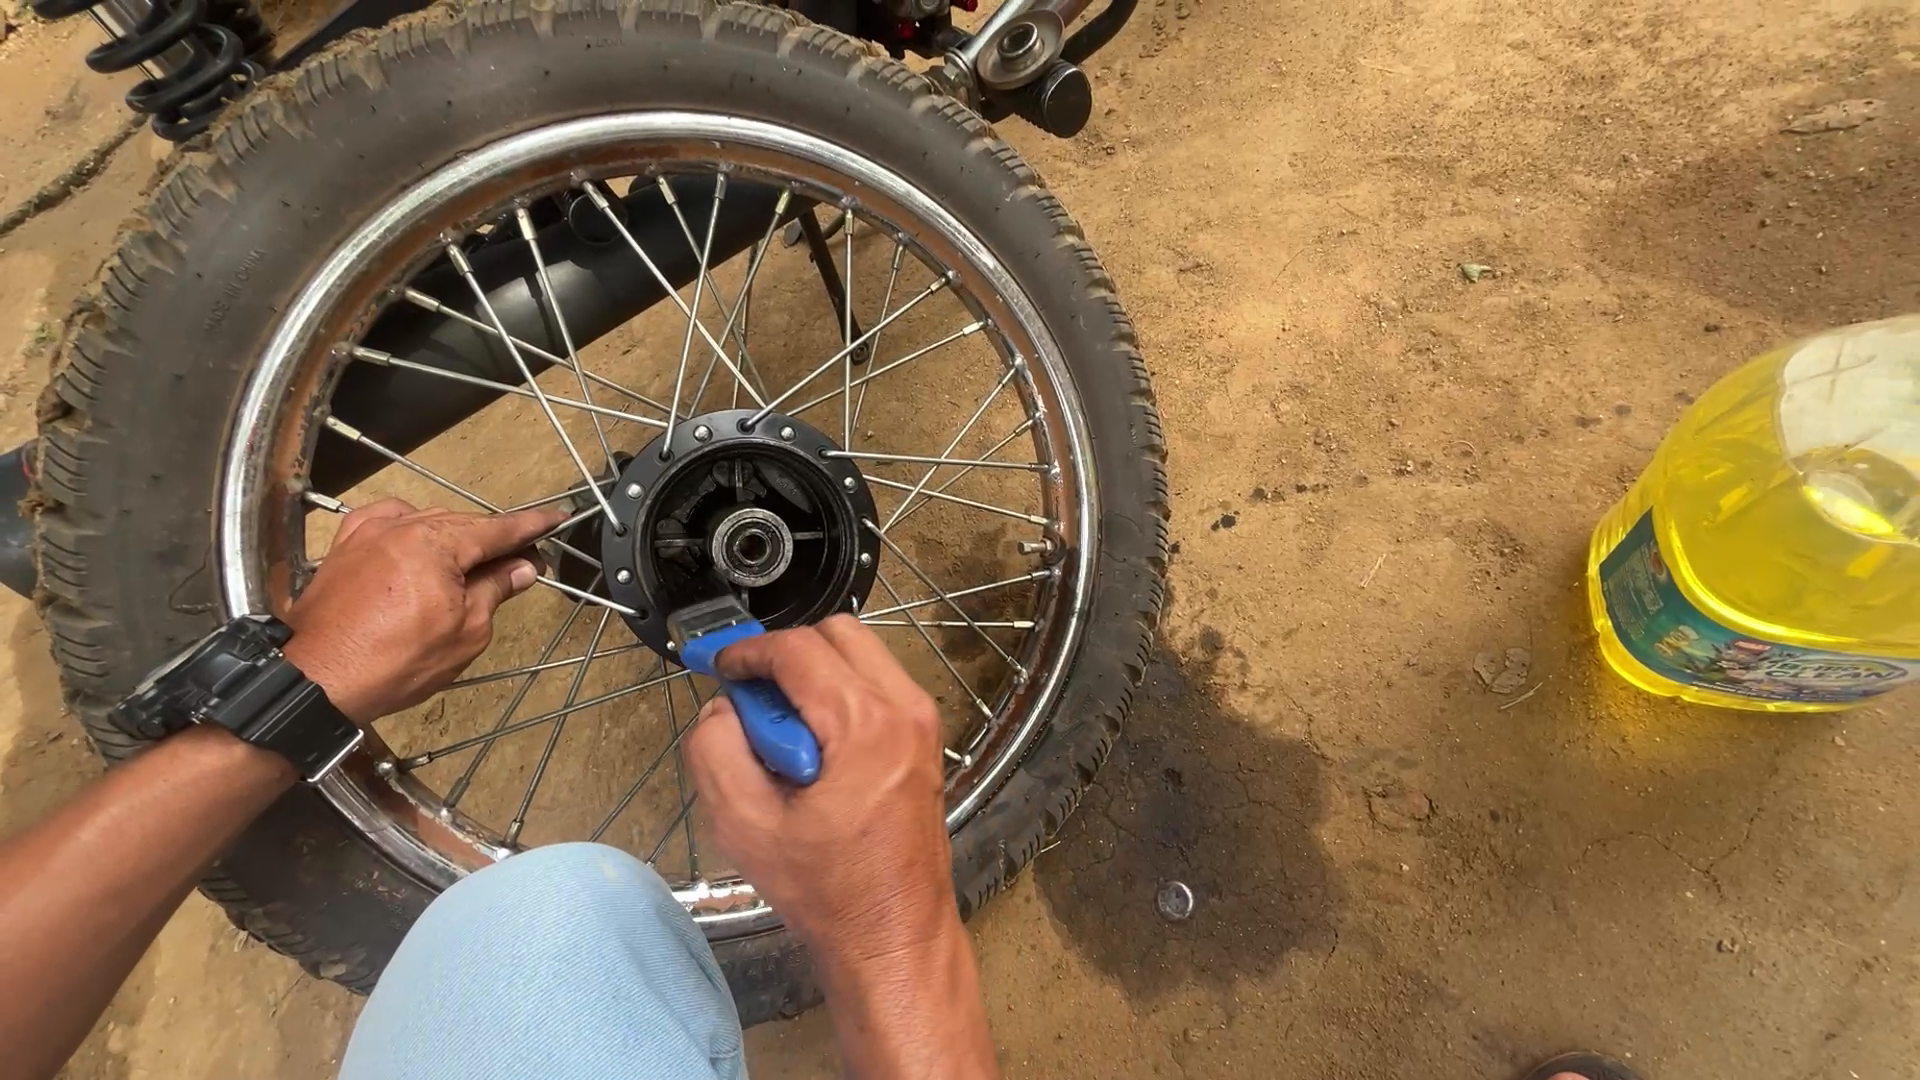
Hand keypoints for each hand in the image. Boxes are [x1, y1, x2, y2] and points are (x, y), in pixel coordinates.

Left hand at [282, 500, 566, 723]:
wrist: (313, 682)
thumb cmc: (394, 661)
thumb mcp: (467, 631)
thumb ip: (496, 590)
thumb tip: (521, 569)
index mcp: (436, 544)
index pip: (499, 529)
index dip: (533, 525)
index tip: (558, 518)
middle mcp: (401, 528)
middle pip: (466, 525)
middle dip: (496, 541)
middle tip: (522, 564)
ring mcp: (368, 534)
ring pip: (430, 522)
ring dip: (458, 538)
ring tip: (475, 564)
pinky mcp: (344, 548)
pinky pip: (388, 522)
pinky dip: (413, 526)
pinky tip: (420, 541)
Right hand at [685, 616, 952, 967]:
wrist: (895, 931)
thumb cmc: (828, 889)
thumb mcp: (745, 826)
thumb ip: (717, 750)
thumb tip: (724, 707)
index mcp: (864, 723)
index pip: (798, 649)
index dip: (751, 651)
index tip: (724, 666)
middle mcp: (904, 707)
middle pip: (838, 633)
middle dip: (788, 654)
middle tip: (757, 699)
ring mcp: (923, 718)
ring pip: (862, 652)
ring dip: (817, 672)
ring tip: (788, 730)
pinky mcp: (926, 735)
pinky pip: (879, 682)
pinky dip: (844, 691)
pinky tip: (820, 744)